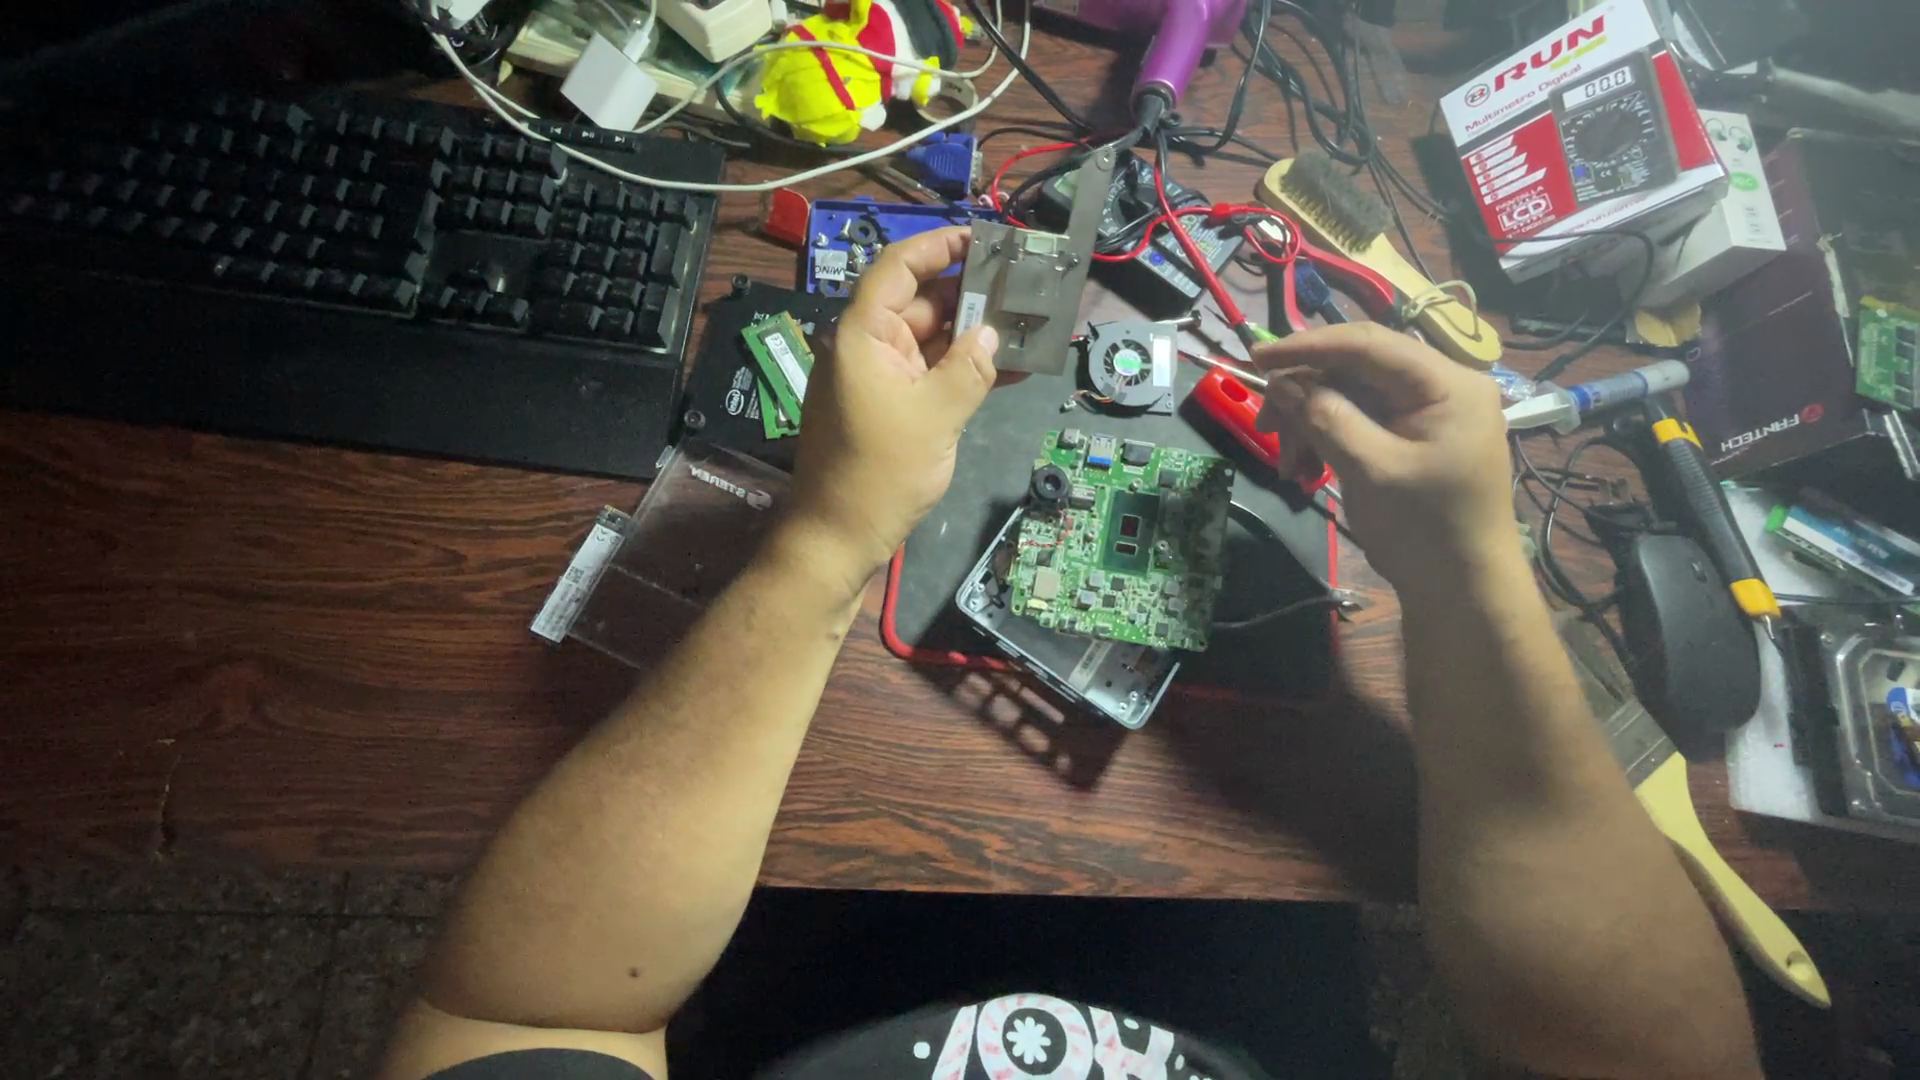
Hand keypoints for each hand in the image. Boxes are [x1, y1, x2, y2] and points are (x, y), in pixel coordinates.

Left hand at [784, 226, 1000, 589]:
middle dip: (970, 294)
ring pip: (931, 342)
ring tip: (1026, 324)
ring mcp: (881, 380)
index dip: (938, 246)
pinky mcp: (892, 409)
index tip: (983, 238)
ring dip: (973, 336)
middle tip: (1022, 286)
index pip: (898, 270)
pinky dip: (963, 371)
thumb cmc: (880, 473)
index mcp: (864, 336)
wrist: (841, 535)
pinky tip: (1008, 369)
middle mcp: (869, 349)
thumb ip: (969, 370)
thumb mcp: (935, 417)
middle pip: (921, 303)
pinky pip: (931, 376)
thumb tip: (993, 336)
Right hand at [1250, 324, 1516, 596]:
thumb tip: (1281, 383)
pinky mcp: (1406, 435)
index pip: (1368, 344)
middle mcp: (1438, 386)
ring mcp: (1422, 411)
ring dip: (1307, 423)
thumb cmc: (1425, 527)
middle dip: (1303, 396)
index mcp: (1446, 383)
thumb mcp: (1370, 469)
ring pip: (1346, 395)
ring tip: (1289, 466)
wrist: (1459, 585)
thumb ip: (1326, 418)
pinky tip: (1305, 470)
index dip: (1308, 346)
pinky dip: (1322, 439)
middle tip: (1265, 428)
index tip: (1256, 357)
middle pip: (1353, 369)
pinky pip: (1354, 420)